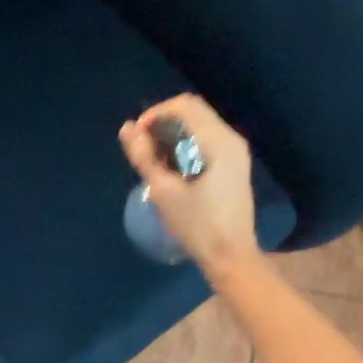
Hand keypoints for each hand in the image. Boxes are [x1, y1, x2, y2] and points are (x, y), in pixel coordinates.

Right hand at [119, 93, 262, 278]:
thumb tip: (127, 128)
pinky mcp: (233, 165)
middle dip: (162, 124)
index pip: (183, 106)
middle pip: (193, 112)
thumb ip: (144, 156)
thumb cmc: (197, 226)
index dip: (155, 115)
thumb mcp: (164, 191)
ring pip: (199, 126)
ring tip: (154, 162)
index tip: (137, 140)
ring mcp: (236, 152)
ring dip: (173, 136)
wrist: (231, 257)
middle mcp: (231, 138)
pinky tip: (172, 170)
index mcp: (218, 141)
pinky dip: (185, 146)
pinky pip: (206, 141)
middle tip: (143, 151)